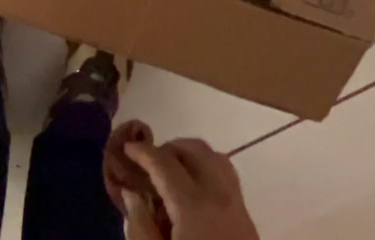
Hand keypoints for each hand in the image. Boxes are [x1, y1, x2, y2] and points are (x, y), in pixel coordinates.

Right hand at [123, 138, 259, 239]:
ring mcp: (238, 207)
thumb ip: (140, 226)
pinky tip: (192, 194)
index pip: (164, 163)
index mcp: (194, 206)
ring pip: (216, 159)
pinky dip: (207, 171)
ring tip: (170, 175)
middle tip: (147, 164)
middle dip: (168, 149)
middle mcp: (220, 196)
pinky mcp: (249, 221)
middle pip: (195, 150)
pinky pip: (227, 178)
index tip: (125, 147)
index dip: (143, 151)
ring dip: (191, 157)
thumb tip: (132, 194)